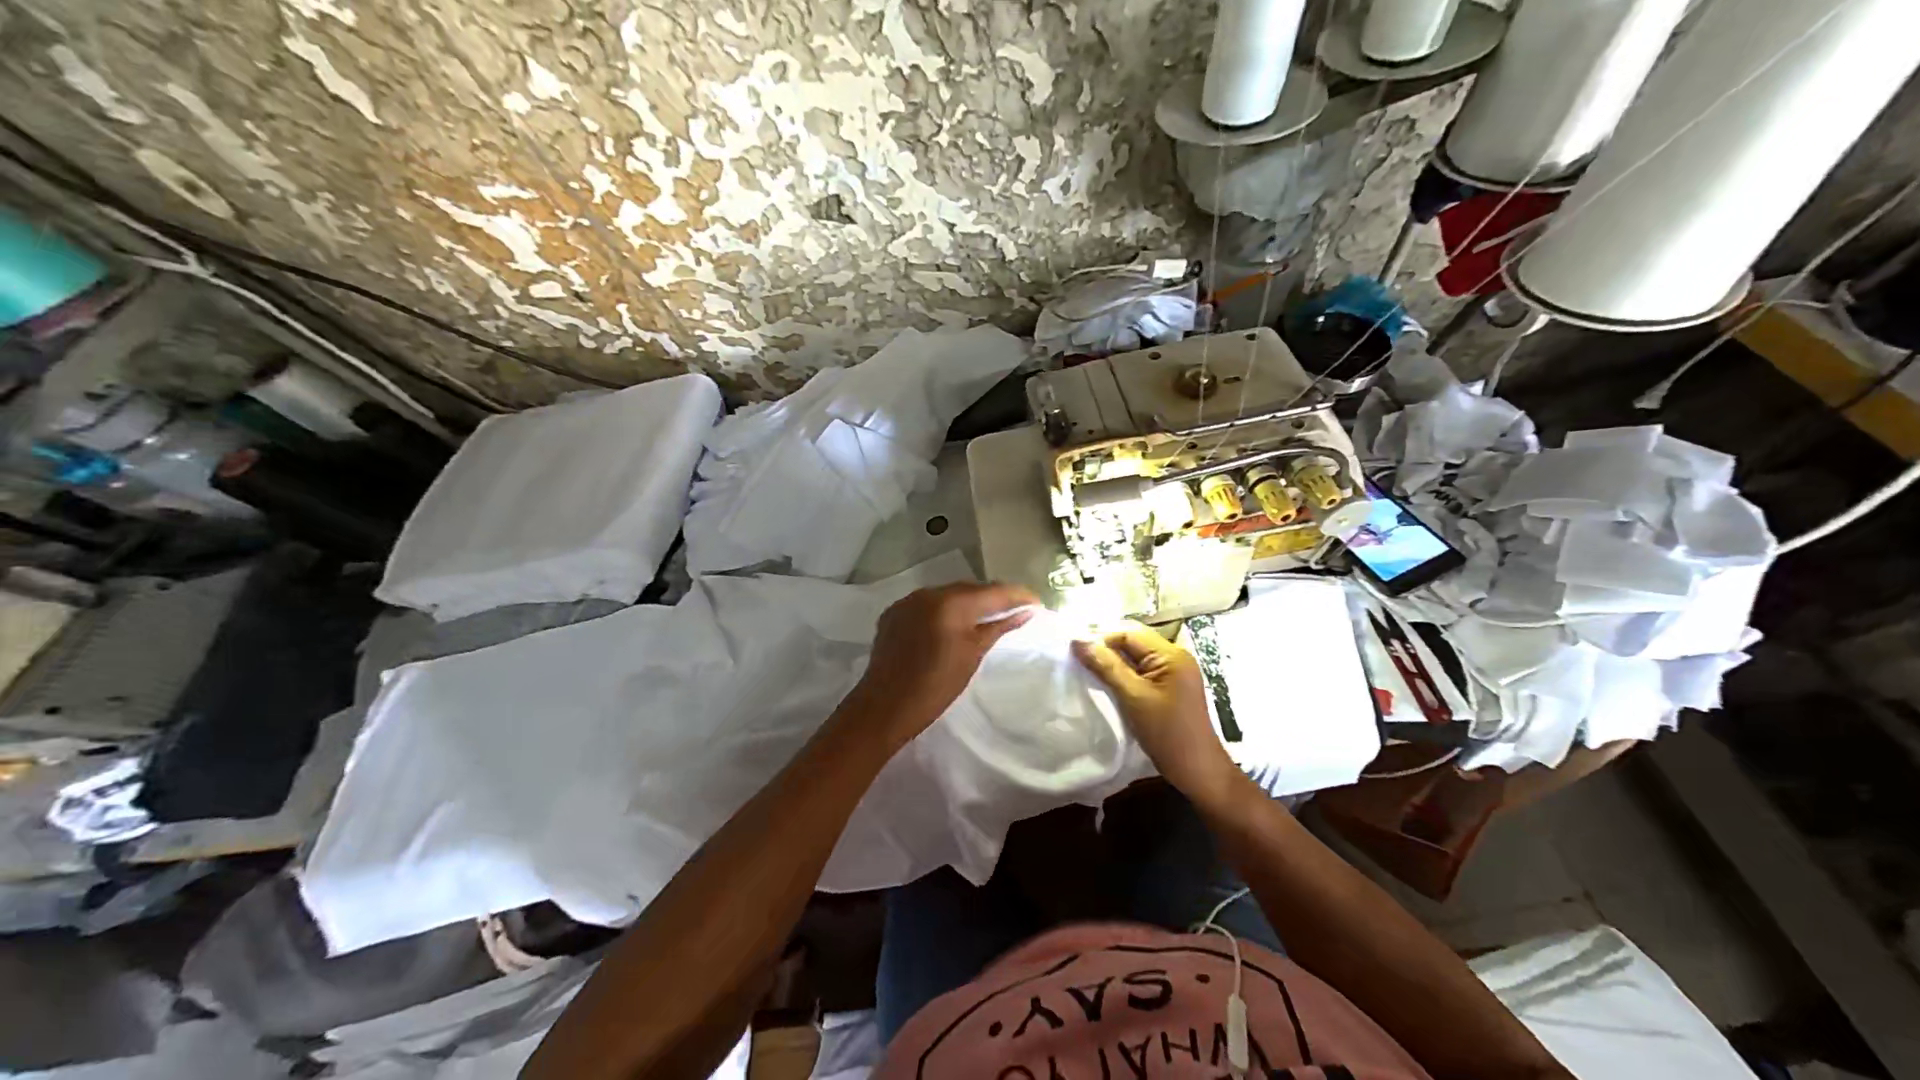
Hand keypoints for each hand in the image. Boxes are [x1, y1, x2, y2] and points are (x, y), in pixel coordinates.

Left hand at [844, 582, 1038, 745]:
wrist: (884, 707)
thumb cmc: (936, 685)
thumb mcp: (973, 655)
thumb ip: (999, 627)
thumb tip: (1027, 612)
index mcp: (951, 602)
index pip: (993, 591)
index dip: (1019, 596)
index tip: (1038, 604)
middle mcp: (928, 593)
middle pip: (970, 589)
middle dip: (993, 598)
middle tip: (1016, 612)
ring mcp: (907, 602)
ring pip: (948, 595)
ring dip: (968, 604)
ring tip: (986, 619)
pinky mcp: (893, 614)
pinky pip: (927, 605)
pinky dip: (944, 612)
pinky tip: (952, 626)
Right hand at [1073, 626, 1243, 806]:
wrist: (1196, 771)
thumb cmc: (1167, 733)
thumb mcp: (1133, 697)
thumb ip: (1106, 666)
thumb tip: (1078, 641)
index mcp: (1171, 655)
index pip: (1129, 633)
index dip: (1101, 639)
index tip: (1075, 651)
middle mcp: (1175, 657)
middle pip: (1134, 642)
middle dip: (1106, 649)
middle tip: (1077, 660)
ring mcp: (1175, 673)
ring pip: (1136, 657)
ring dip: (1113, 662)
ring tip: (1087, 671)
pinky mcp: (1170, 688)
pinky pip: (1142, 672)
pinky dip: (1124, 675)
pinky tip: (1107, 684)